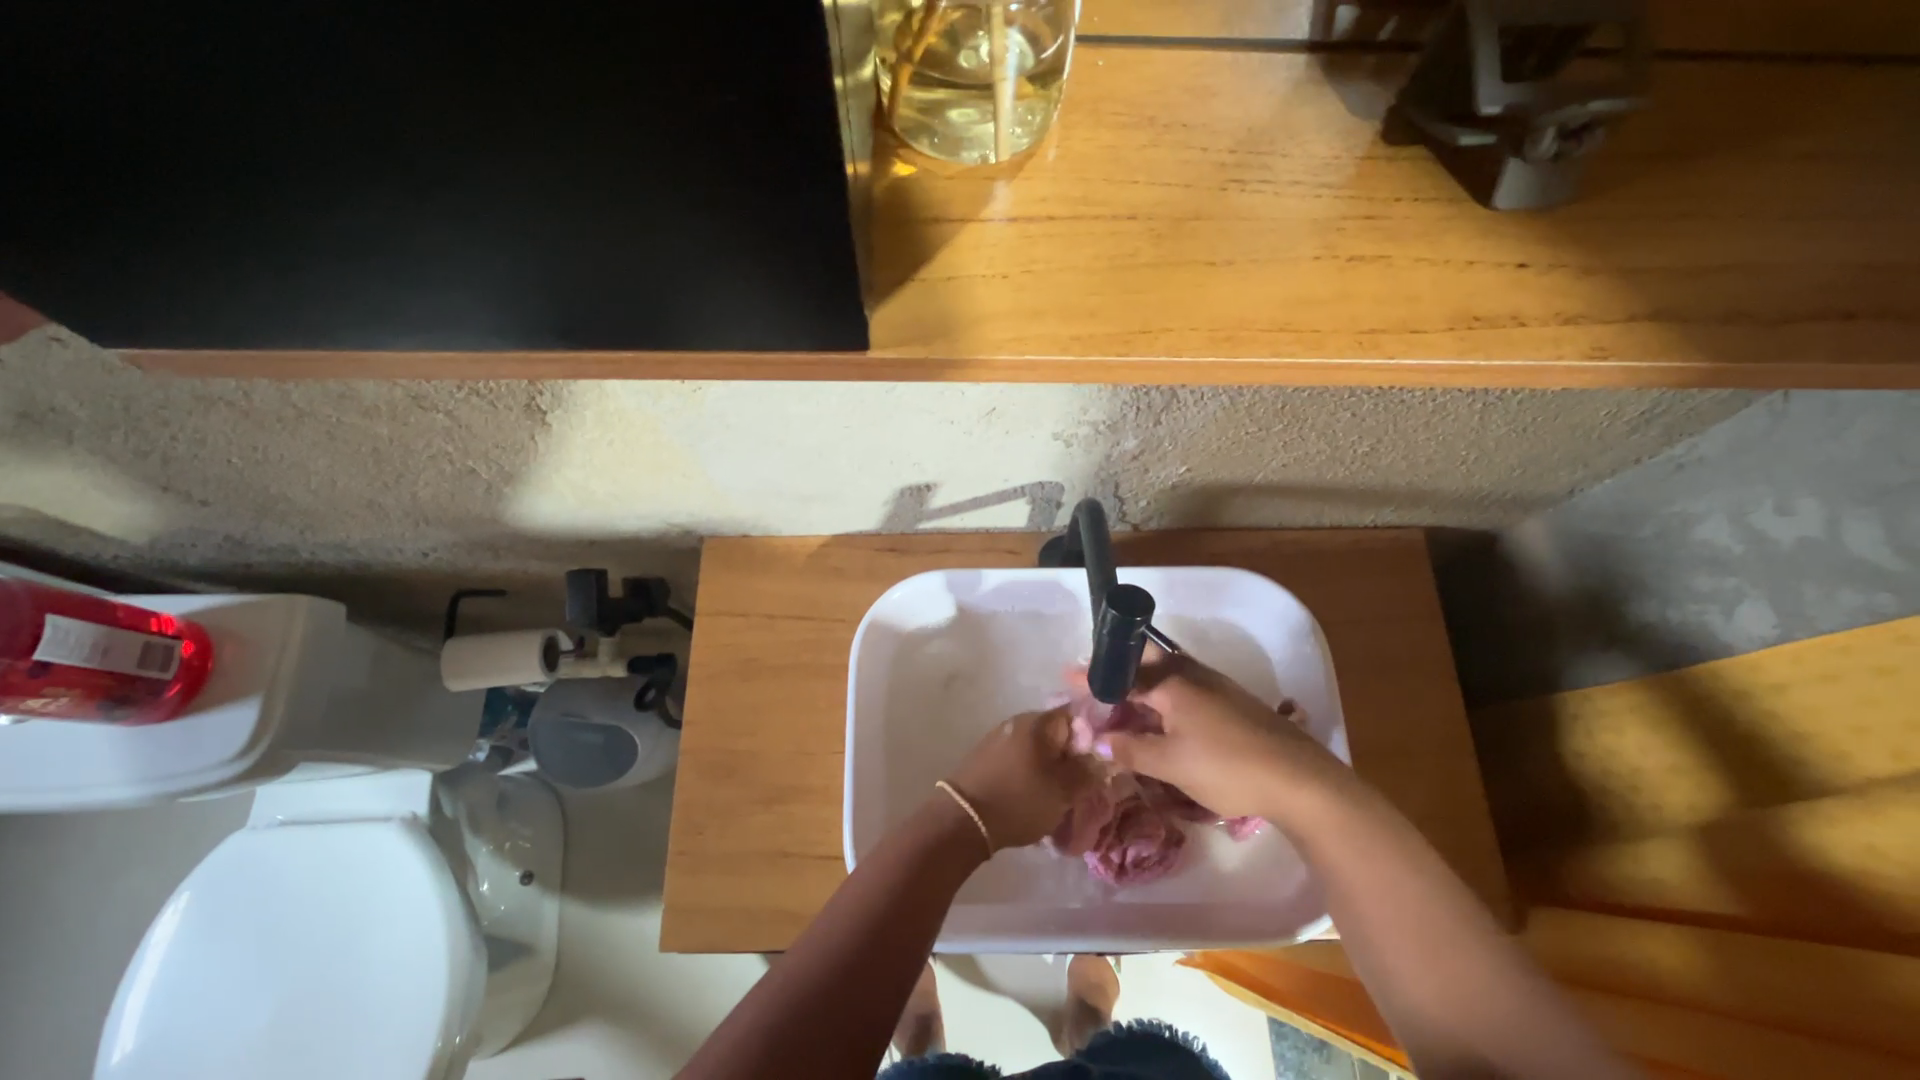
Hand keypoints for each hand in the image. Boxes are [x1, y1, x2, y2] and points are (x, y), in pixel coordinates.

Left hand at [946, 706, 1099, 850]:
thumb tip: (1102, 759)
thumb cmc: (1019, 800)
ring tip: (1060, 794)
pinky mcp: (987, 756)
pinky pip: (1020, 759)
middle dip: (1072, 757)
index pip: (1077, 716)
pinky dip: (1032, 773)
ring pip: (1038, 748)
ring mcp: (999, 737)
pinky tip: (1035, 794)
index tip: (1100, 763)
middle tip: (1083, 784)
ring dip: (1052, 767)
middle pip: (1057, 733)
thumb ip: (1087, 772)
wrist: (963, 819)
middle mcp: (1018, 722)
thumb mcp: (1062, 791)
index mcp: (1038, 722)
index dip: (1093, 738)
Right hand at [1093, 646, 1342, 819]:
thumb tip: (1102, 739)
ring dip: (1144, 687)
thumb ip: (1132, 749)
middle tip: (1099, 688)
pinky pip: (1186, 691)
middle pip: (1149, 663)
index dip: (1095, 678)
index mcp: (1173, 684)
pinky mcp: (1233, 704)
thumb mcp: (1170, 764)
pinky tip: (1163, 723)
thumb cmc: (1227, 768)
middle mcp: (1193, 676)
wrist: (1299, 779)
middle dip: (1122, 672)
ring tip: (1125, 708)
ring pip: (1170, 677)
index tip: (1069, 678)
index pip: (1124, 674)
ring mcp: (1217, 688)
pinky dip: (1165, 700)